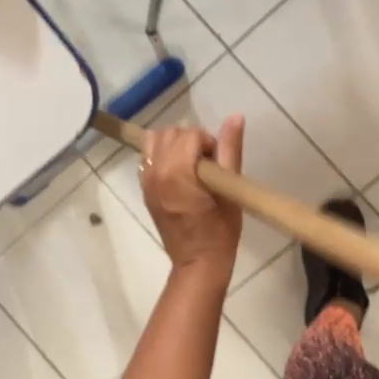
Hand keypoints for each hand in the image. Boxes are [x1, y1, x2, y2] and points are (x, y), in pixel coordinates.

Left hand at [139, 117, 244, 273]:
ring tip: (191, 166)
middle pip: (171, 134)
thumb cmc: (220, 230)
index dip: (209, 143)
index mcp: (177, 171)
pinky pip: (147, 157)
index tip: (218, 163)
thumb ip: (230, 149)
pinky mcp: (144, 189)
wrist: (197, 262)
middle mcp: (156, 171)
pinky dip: (161, 156)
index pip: (191, 134)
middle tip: (207, 164)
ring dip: (174, 145)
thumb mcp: (230, 189)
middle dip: (191, 141)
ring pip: (155, 141)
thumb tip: (235, 117)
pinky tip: (177, 174)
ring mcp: (146, 181)